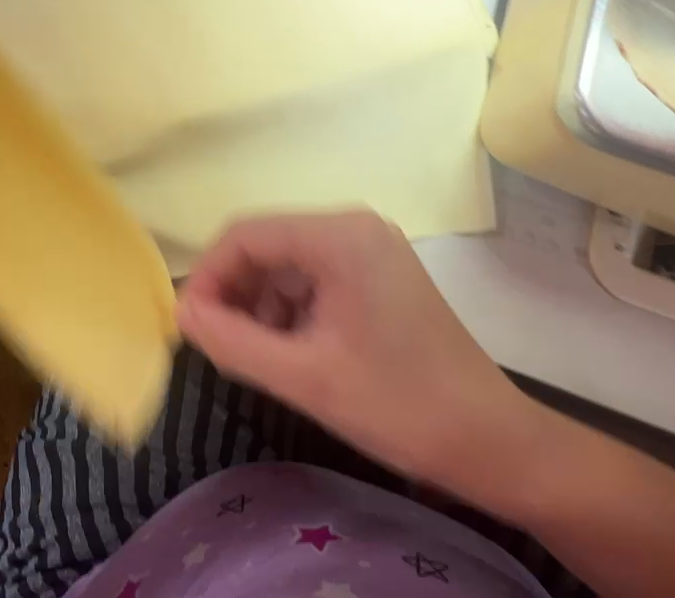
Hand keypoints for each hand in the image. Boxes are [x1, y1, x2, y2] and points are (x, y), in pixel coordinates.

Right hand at [177, 213, 547, 504]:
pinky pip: (310, 281)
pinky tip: (288, 353)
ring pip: (284, 266)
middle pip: (264, 247)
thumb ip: (232, 342)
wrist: (494, 445)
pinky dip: (287, 313)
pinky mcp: (375, 276)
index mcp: (339, 236)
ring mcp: (368, 250)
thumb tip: (180, 315)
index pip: (245, 236)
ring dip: (258, 307)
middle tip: (217, 346)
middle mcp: (353, 228)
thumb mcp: (304, 378)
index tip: (188, 328)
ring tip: (256, 357)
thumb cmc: (400, 406)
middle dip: (233, 295)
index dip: (207, 278)